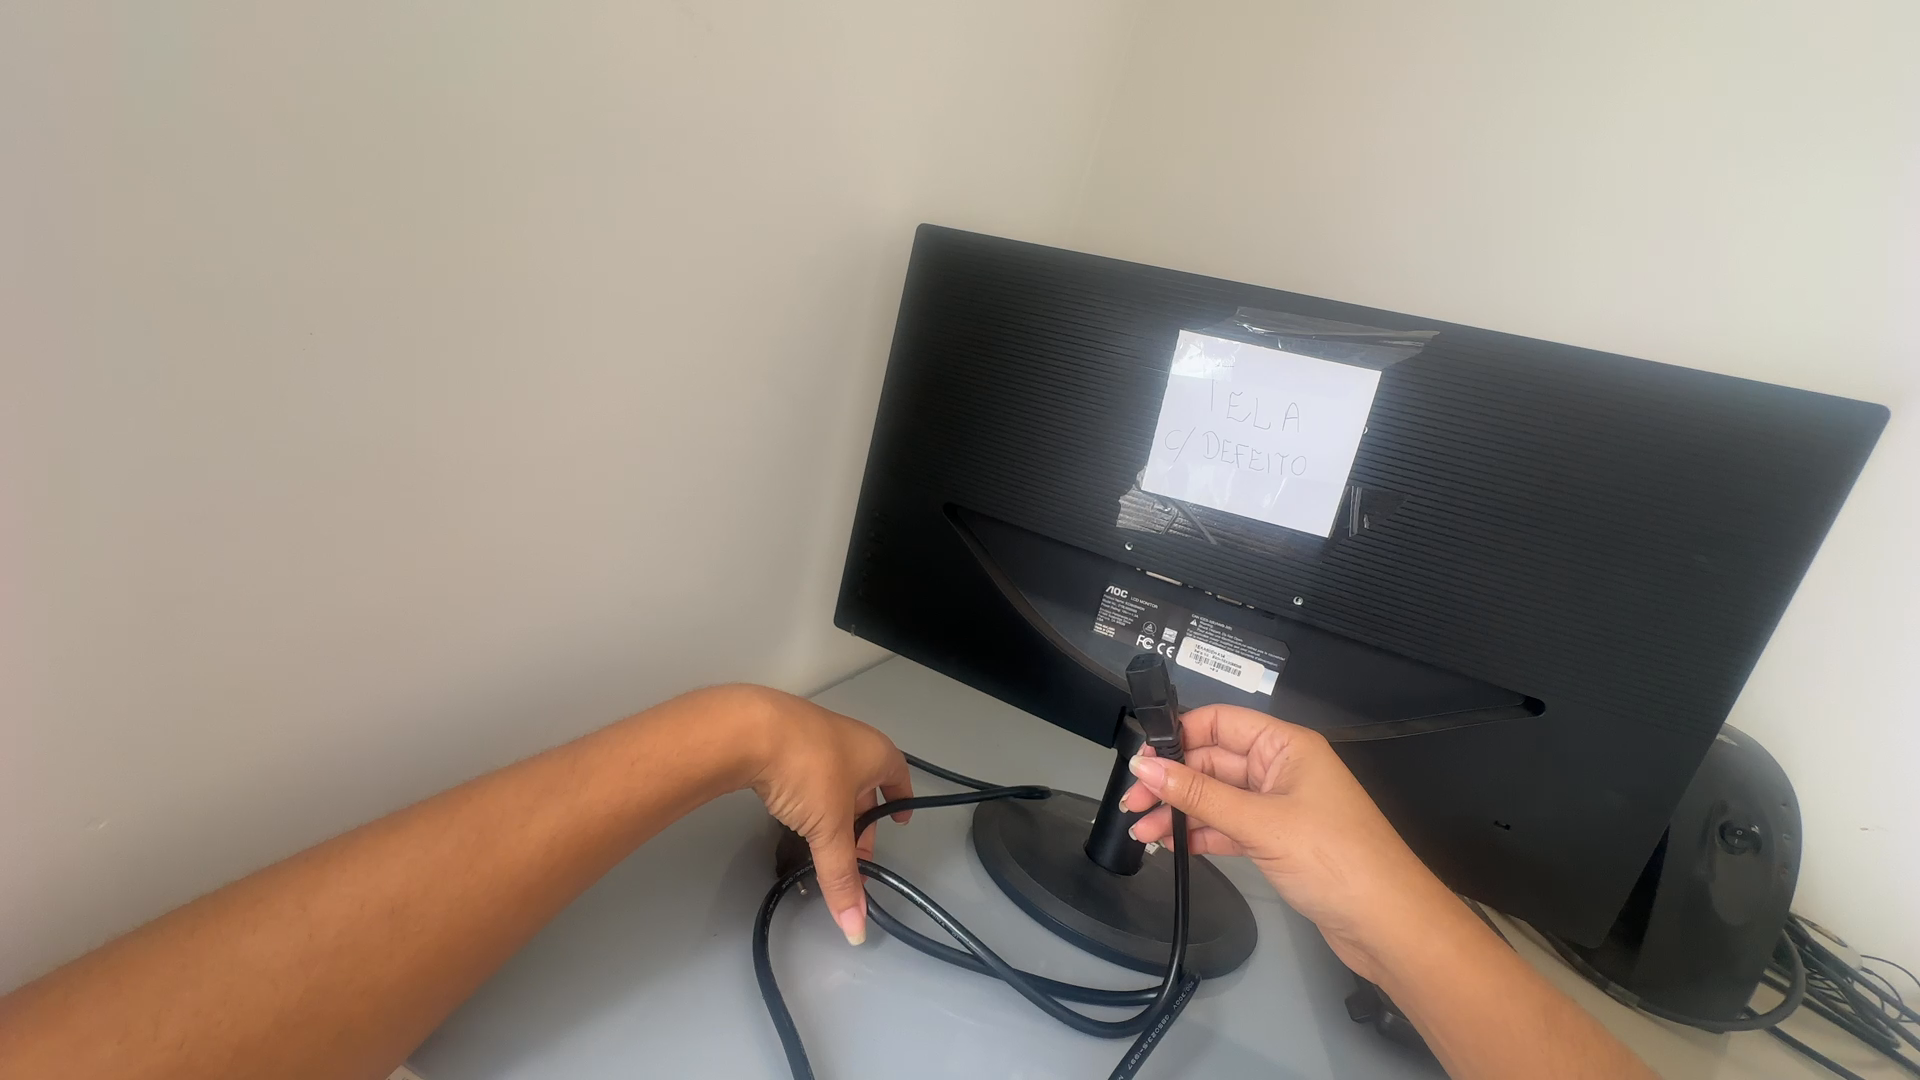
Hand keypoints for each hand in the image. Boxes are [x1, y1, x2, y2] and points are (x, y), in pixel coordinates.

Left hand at [738, 688, 912, 945]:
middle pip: (866, 783)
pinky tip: (795, 812)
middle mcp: (852, 738)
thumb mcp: (830, 829)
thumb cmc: (810, 771)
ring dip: (835, 809)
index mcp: (875, 752)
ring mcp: (817, 734)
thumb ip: (842, 877)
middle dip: (863, 819)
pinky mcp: (784, 738)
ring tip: (825, 841)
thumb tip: (857, 930)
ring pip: (835, 778)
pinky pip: (808, 771)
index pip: (899, 776)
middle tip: (856, 854)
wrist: (752, 728)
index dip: (901, 799)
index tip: (900, 821)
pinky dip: (810, 795)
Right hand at [1123, 704, 1457, 980]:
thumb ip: (1198, 795)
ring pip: (1214, 797)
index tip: (1142, 759)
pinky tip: (1171, 844)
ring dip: (1179, 812)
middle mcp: (1279, 769)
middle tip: (1132, 803)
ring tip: (1142, 831)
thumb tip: (1145, 768)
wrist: (1393, 931)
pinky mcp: (1276, 839)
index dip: (1177, 737)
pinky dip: (1199, 834)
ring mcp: (1278, 805)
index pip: (1218, 723)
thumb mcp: (1261, 823)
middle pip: (1210, 763)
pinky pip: (1226, 825)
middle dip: (1170, 782)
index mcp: (1285, 746)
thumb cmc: (1338, 861)